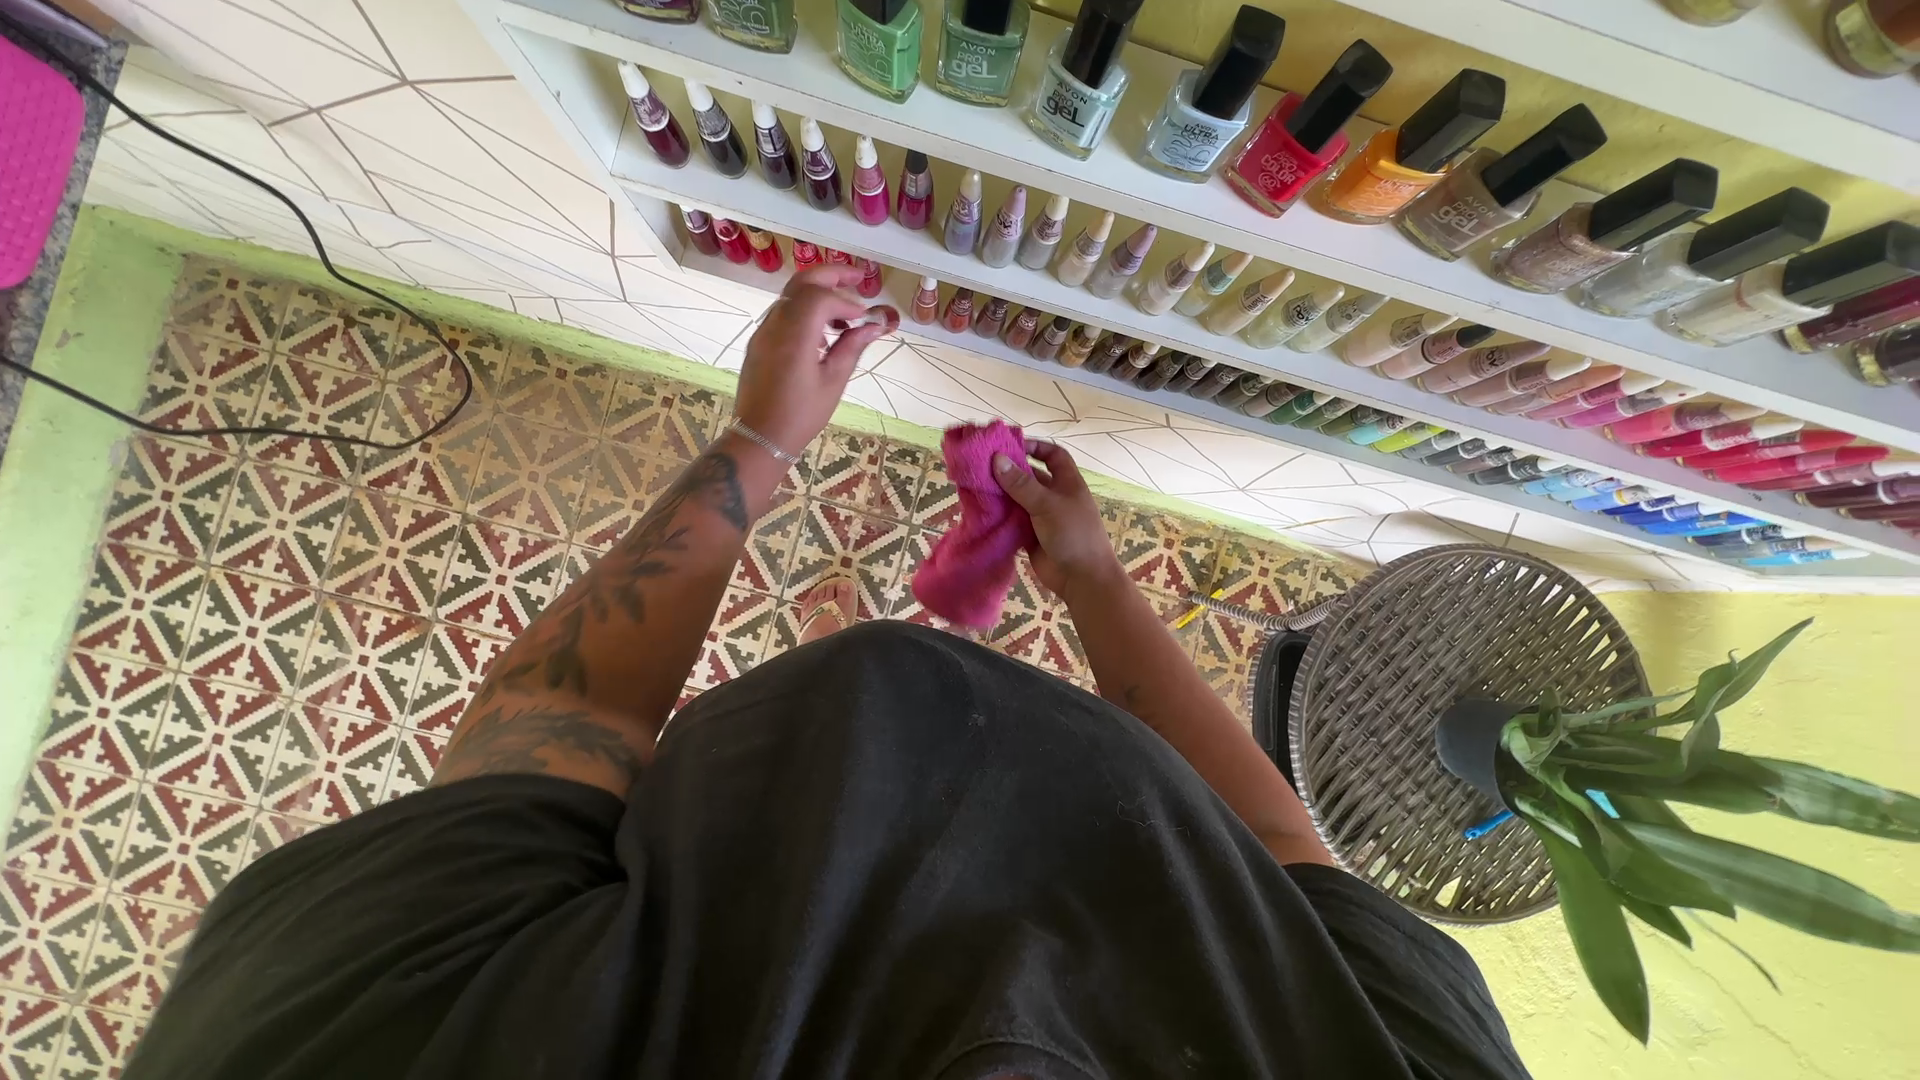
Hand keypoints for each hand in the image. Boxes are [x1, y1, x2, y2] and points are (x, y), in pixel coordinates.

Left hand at [732, 265, 887, 455]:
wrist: (760, 436)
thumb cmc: (801, 415)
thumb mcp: (833, 382)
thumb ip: (852, 347)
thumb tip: (875, 325)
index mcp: (794, 335)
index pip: (821, 297)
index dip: (847, 300)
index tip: (865, 317)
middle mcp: (775, 325)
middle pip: (802, 282)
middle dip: (832, 275)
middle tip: (858, 278)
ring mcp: (763, 331)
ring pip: (791, 295)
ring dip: (819, 293)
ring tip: (845, 314)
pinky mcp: (760, 341)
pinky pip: (783, 313)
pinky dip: (805, 310)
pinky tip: (823, 334)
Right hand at [993, 439, 1124, 603]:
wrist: (1081, 578)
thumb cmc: (1073, 534)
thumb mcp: (1047, 504)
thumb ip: (1021, 483)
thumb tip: (997, 459)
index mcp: (1067, 483)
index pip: (1053, 455)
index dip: (1036, 447)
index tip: (1010, 445)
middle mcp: (1054, 497)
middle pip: (1030, 477)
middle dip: (1009, 470)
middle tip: (981, 465)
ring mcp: (1042, 517)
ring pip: (1018, 499)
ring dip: (1001, 493)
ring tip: (975, 485)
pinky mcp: (1030, 535)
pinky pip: (1012, 520)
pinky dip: (999, 515)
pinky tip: (981, 509)